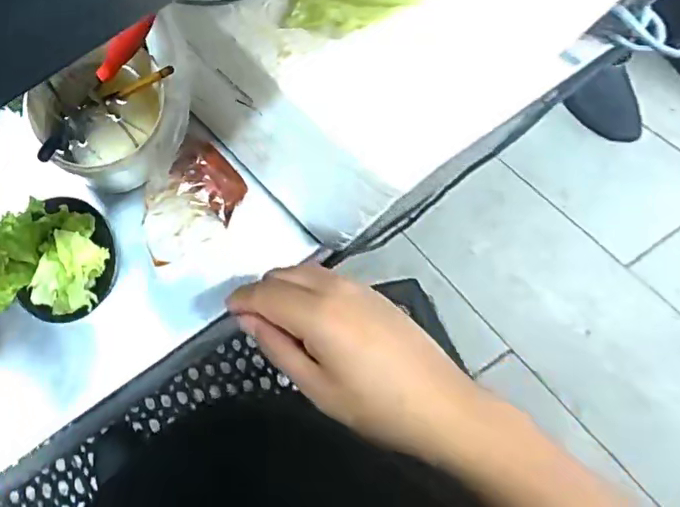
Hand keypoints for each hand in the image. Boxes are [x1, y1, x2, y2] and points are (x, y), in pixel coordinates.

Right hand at [226, 264, 496, 462]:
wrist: (449, 410)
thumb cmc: (379, 408)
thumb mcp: (318, 390)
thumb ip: (276, 348)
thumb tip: (246, 319)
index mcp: (314, 312)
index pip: (261, 292)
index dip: (240, 300)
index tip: (230, 313)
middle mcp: (330, 287)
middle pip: (278, 275)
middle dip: (260, 292)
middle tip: (258, 323)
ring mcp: (354, 285)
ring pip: (300, 271)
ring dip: (283, 286)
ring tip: (286, 320)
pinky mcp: (371, 290)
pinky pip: (323, 276)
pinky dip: (306, 286)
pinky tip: (316, 315)